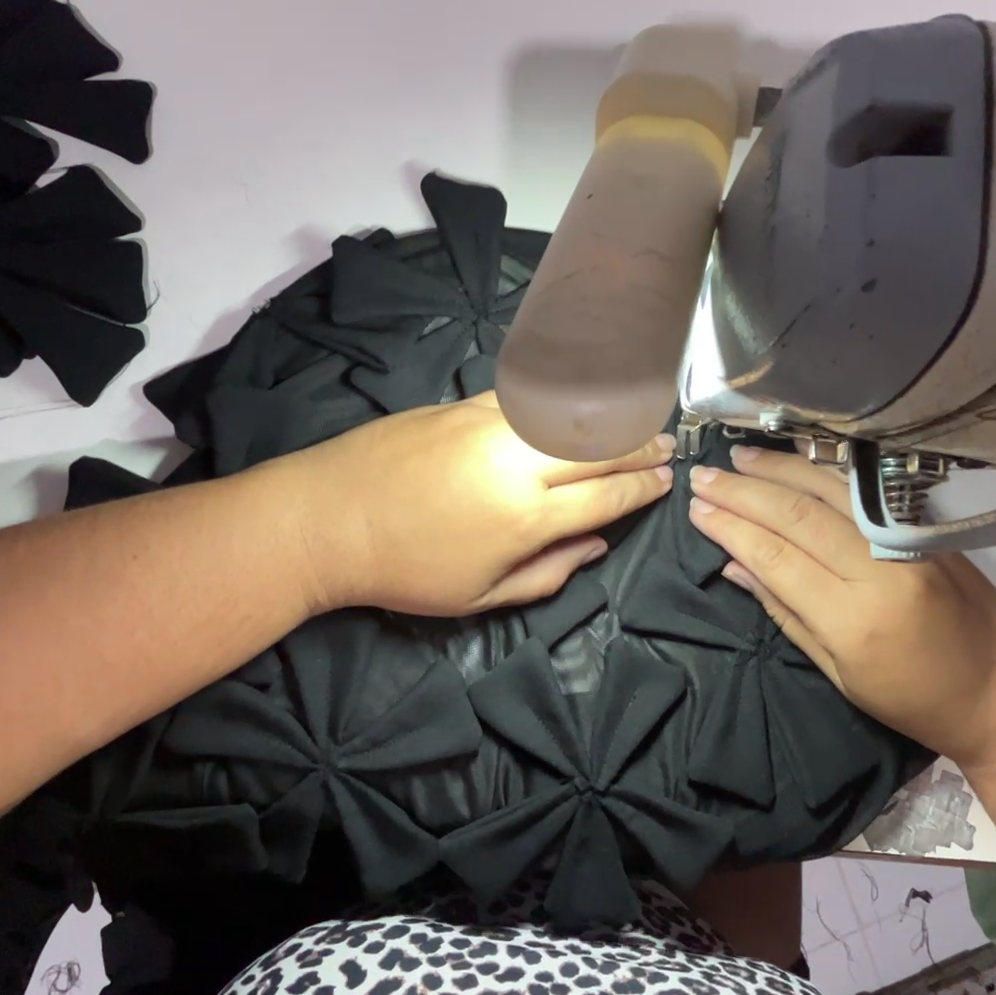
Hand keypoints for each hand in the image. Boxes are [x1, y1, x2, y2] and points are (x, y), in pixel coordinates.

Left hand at [275, 392, 674, 616]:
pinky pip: (529, 397)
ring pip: (571, 416)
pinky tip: (581, 400)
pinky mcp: (464, 405)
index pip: (607, 497)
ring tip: (640, 421)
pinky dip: (564, 398)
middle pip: (600, 450)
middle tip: (668, 448)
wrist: (327, 519)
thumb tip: (596, 545)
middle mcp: (518, 464)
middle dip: (642, 449)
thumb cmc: (403, 572)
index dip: (644, 489)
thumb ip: (548, 573)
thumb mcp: (480, 597)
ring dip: (613, 418)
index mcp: (527, 519)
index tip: (667, 481)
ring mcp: (491, 426)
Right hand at [685, 445, 995, 766]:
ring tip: (736, 458)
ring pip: (829, 491)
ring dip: (778, 469)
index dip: (731, 529)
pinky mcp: (925, 529)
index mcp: (853, 618)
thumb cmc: (915, 701)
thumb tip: (734, 567)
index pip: (776, 557)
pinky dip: (822, 470)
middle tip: (702, 476)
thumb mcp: (839, 674)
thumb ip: (785, 613)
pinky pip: (861, 492)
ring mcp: (907, 542)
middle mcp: (880, 569)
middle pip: (797, 515)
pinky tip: (793, 459)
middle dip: (743, 492)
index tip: (696, 509)